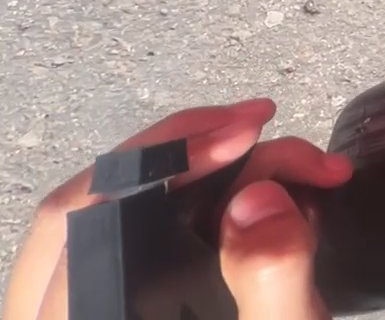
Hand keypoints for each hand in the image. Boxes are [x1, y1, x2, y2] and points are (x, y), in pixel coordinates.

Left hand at [2, 100, 350, 319]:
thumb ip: (270, 274)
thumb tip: (259, 195)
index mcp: (87, 318)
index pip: (91, 213)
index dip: (167, 154)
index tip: (253, 129)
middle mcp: (60, 315)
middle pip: (89, 201)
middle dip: (185, 144)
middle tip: (266, 120)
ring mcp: (79, 310)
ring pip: (113, 212)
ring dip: (202, 168)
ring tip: (289, 162)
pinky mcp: (109, 305)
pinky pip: (131, 234)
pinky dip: (194, 194)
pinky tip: (255, 189)